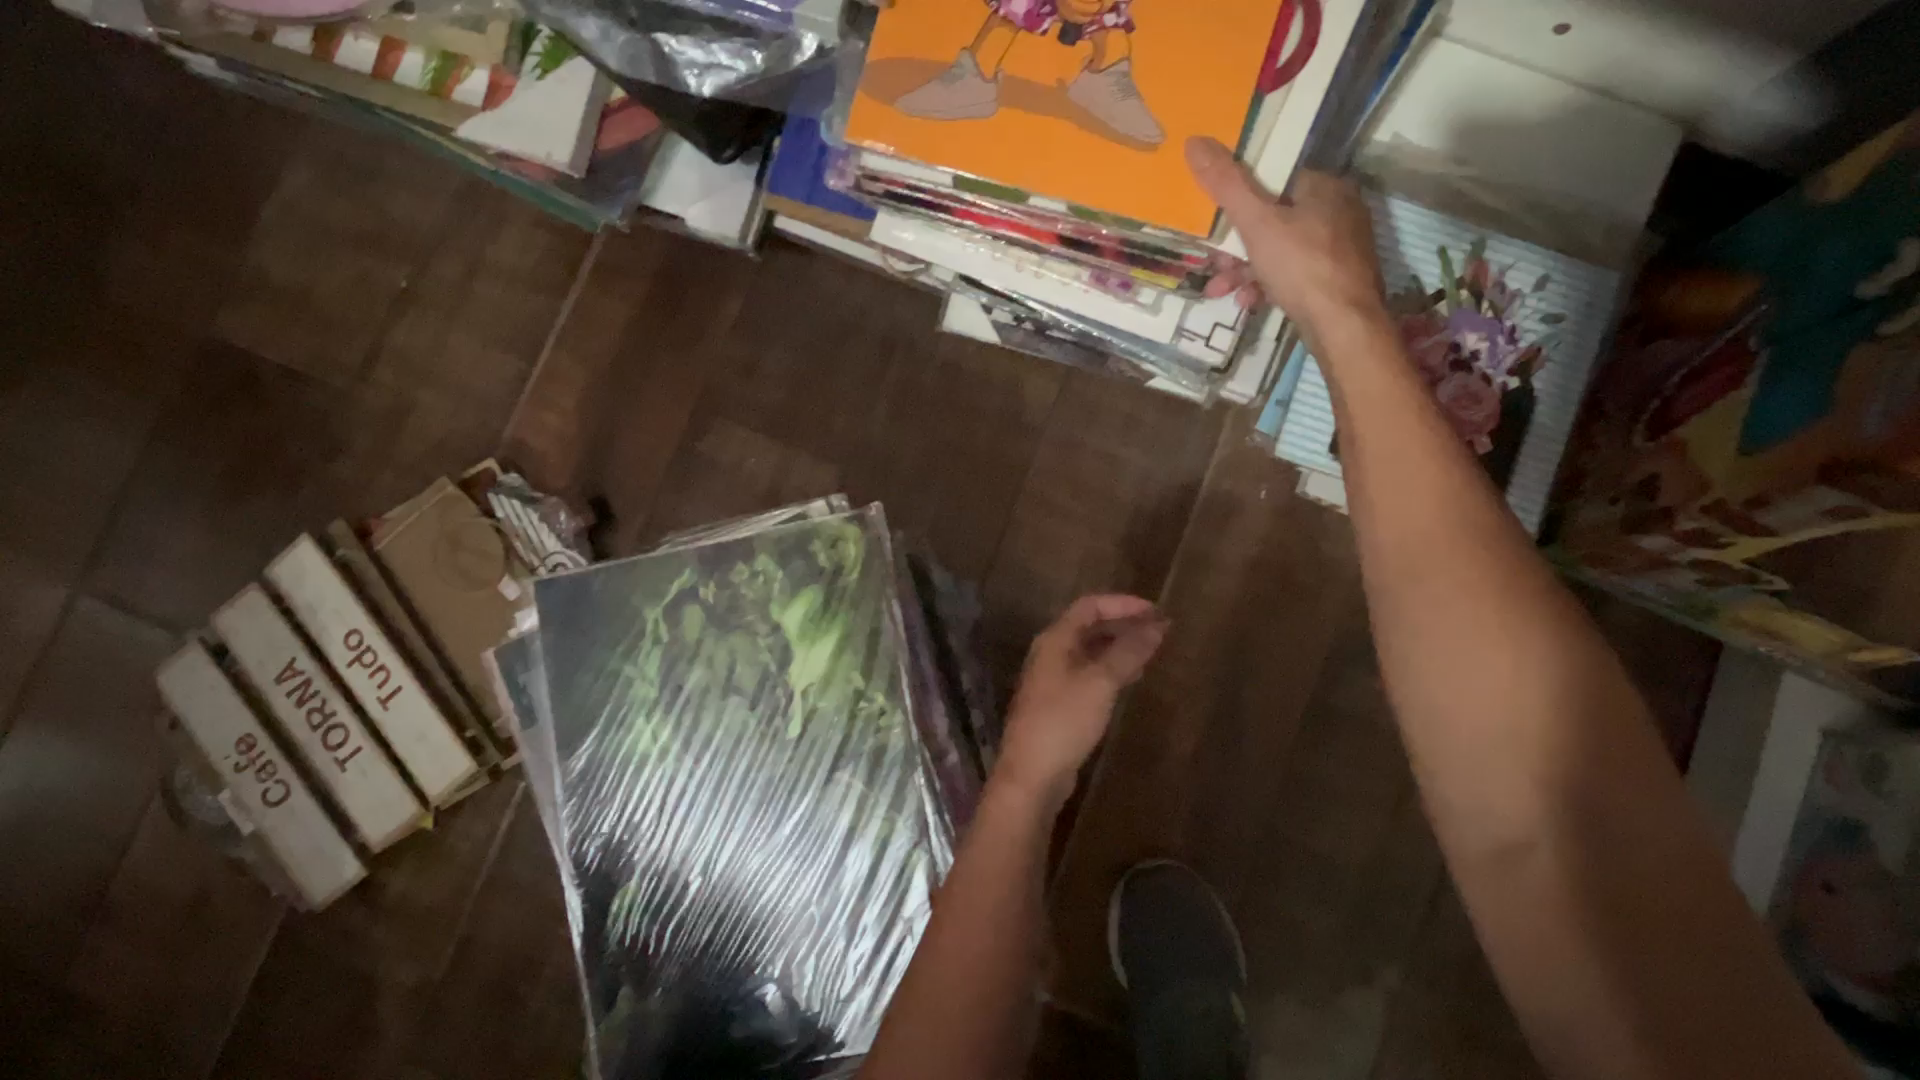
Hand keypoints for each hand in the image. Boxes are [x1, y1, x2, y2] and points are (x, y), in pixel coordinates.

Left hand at [995, 595, 1168, 805]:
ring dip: (1119, 648)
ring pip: (1089, 652)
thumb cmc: (1063, 721)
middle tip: (1159, 630)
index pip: (1089, 606)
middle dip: (1123, 624)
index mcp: (1055, 640)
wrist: (1032, 774)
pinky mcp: (1058, 705)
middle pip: (1088, 627)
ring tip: (1151, 651)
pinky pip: (1088, 675)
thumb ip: (1128, 652)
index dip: (1123, 603)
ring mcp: (1052, 680)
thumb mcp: (1101, 682)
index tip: (1156, 611)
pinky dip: (1111, 670)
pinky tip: (1130, 679)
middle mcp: (1050, 654)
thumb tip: (1158, 625)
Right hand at [1187, 137, 1389, 348]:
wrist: (1343, 326)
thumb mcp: (1257, 223)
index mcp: (1324, 186)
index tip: (1214, 222)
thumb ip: (1227, 184)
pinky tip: (1250, 303)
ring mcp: (1340, 247)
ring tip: (1221, 291)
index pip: (1274, 180)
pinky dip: (1267, 286)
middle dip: (1236, 246)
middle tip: (1214, 265)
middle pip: (1273, 219)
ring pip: (1280, 250)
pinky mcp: (1337, 279)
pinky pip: (1293, 274)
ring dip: (1245, 270)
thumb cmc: (1302, 266)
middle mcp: (1338, 210)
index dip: (1238, 200)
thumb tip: (1195, 140)